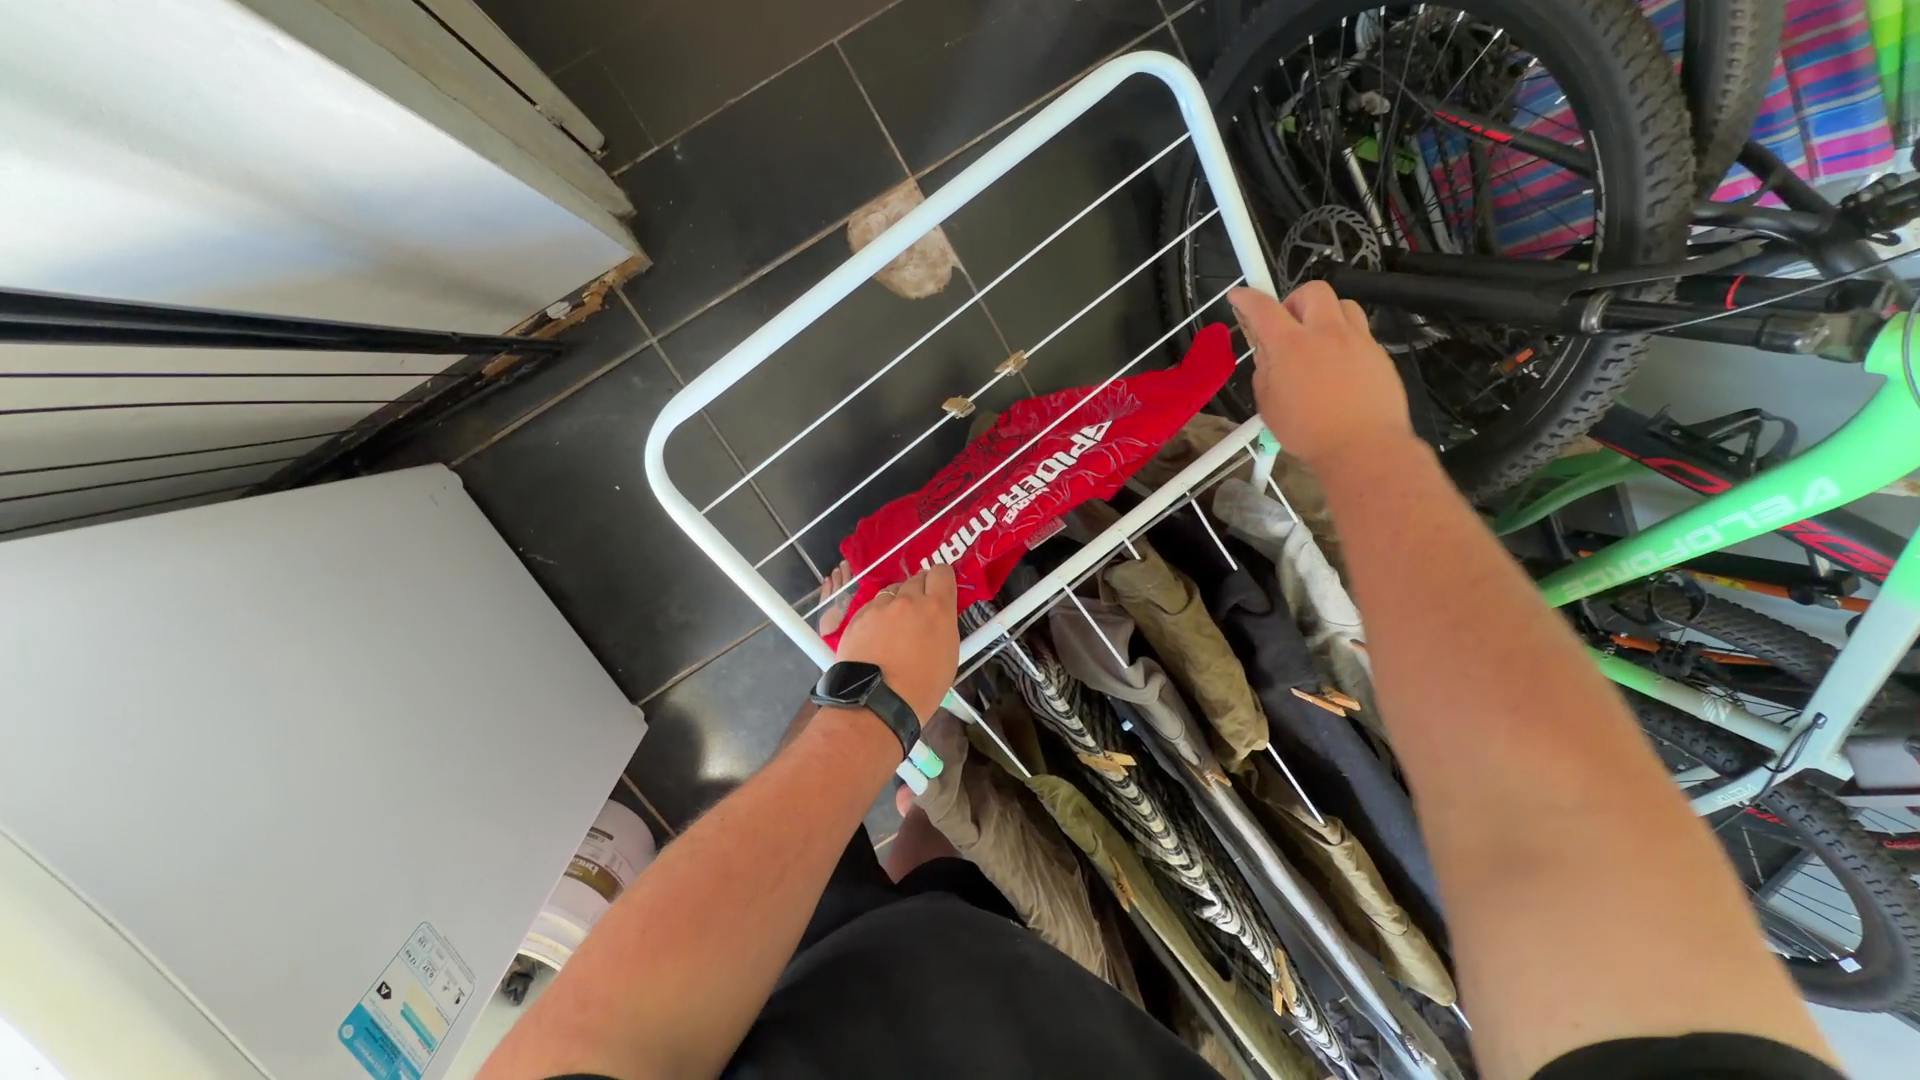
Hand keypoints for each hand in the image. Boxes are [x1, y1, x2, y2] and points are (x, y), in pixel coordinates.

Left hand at [834, 566, 959, 723]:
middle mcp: (909, 600)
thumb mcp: (948, 654)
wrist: (877, 702)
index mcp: (937, 608)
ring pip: (892, 591)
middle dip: (919, 591)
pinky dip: (877, 615)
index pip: (942, 572)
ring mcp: (880, 607)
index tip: (939, 590)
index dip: (941, 580)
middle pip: (916, 579)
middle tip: (918, 613)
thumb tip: (937, 615)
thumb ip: (943, 624)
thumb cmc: (922, 687)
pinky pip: (872, 606)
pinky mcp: (858, 617)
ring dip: (897, 602)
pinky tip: (876, 636)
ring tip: (895, 626)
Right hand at [1230, 282, 1414, 468]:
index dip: (1246, 298)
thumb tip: (1268, 354)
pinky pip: (1360, 331)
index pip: (1263, 309)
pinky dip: (1344, 339)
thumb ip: (1265, 372)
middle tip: (1288, 325)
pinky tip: (1338, 365)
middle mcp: (1326, 333)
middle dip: (1294, 301)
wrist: (1362, 447)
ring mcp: (1357, 340)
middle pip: (1312, 291)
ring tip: (1318, 340)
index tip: (1239, 295)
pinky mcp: (1378, 354)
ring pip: (1342, 305)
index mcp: (1291, 346)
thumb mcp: (1268, 404)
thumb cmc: (1308, 432)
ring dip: (1325, 315)